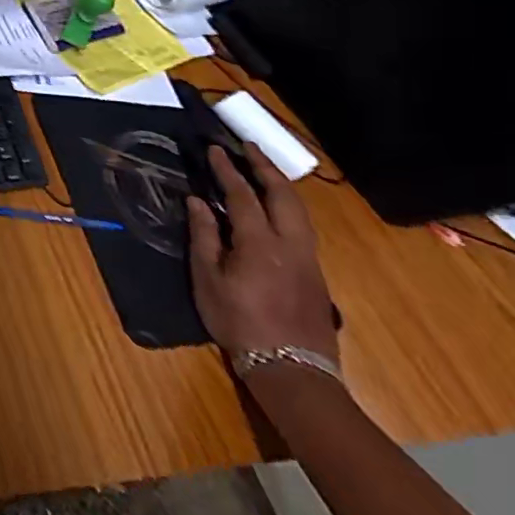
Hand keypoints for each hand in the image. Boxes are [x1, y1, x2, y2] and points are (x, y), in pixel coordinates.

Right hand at [187, 143, 338, 362]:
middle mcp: (291, 243)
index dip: (228, 170)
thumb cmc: (238, 321)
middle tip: (248, 147)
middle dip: (265, 167)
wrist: (291, 367)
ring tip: (264, 169)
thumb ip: (204, 236)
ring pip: (299, 210)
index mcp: (259, 242)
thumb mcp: (208, 279)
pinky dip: (288, 205)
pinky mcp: (316, 272)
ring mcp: (309, 258)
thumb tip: (198, 201)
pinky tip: (277, 208)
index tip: (215, 150)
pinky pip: (303, 226)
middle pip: (283, 195)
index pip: (243, 195)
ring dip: (281, 184)